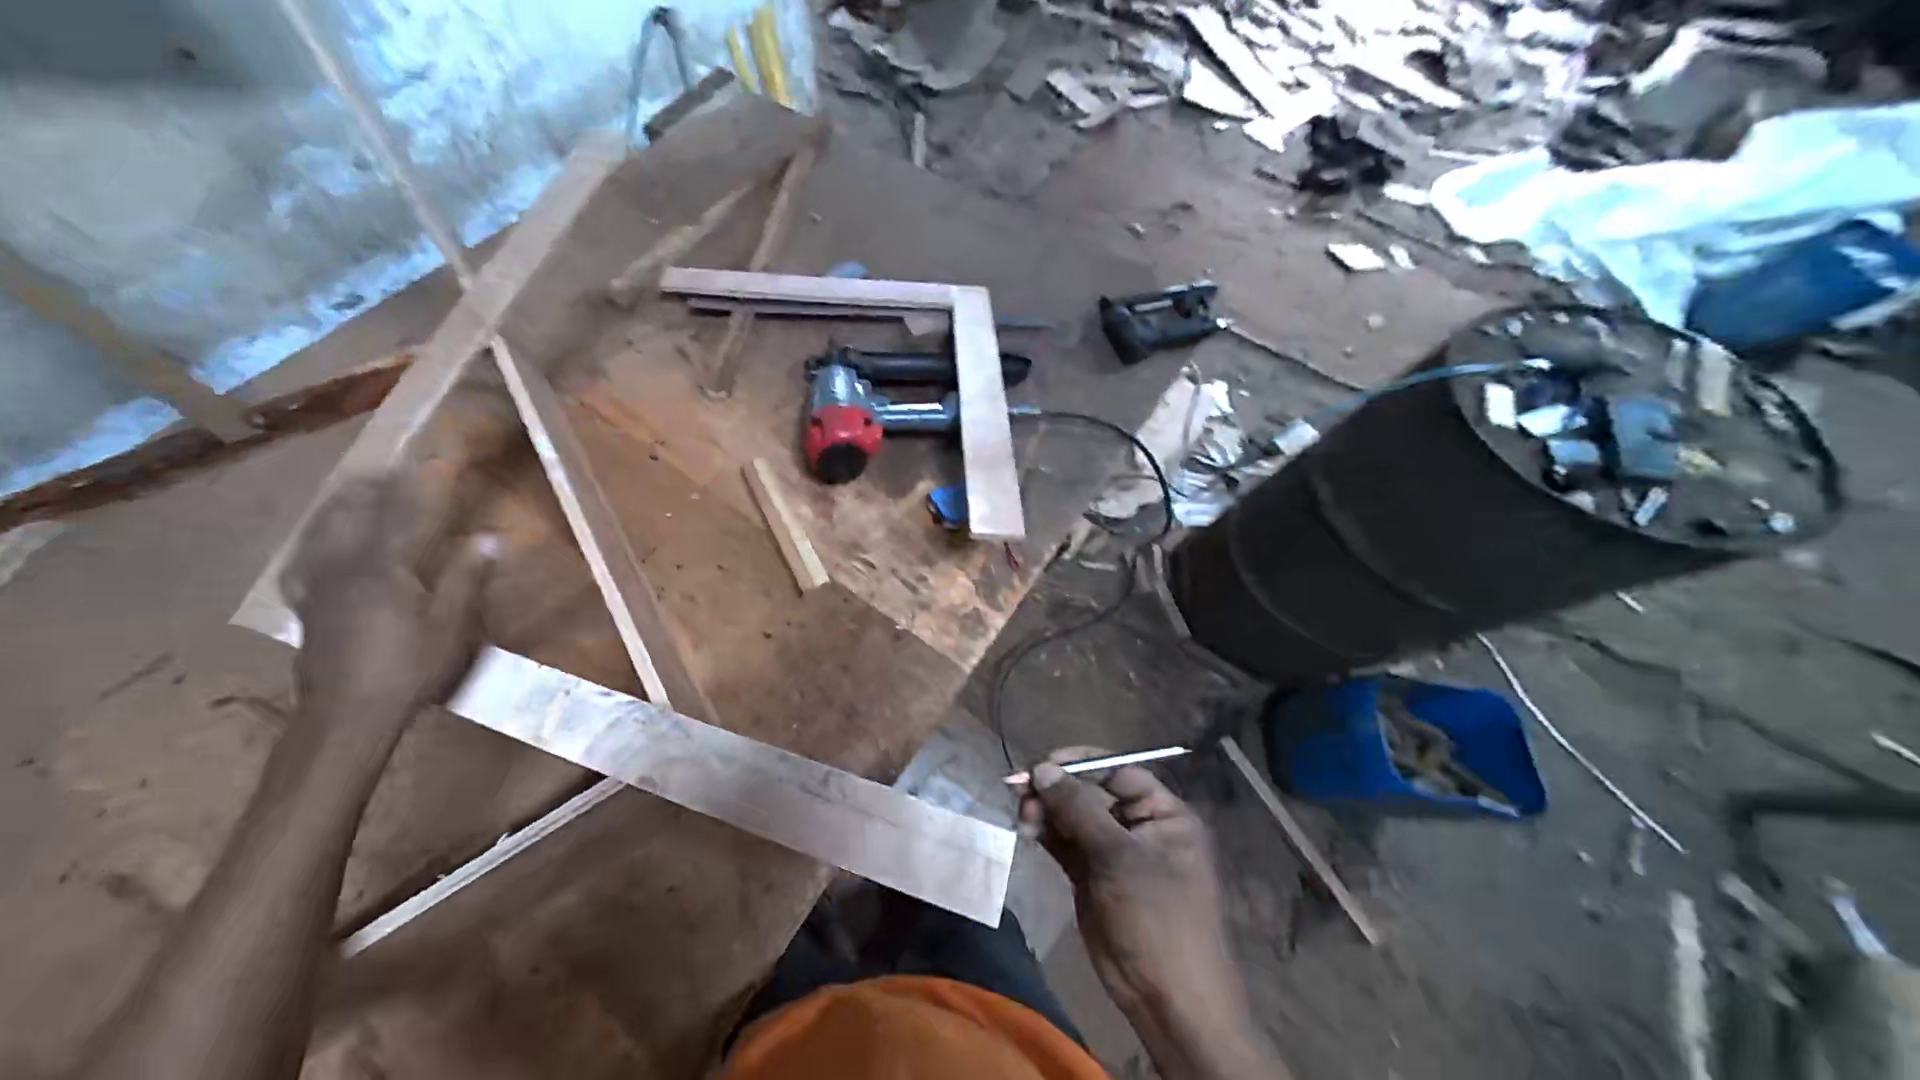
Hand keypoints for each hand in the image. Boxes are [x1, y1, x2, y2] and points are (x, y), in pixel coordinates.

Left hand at [283, 476, 495, 729]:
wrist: (346, 714)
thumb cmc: (408, 669)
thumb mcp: (450, 626)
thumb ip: (466, 578)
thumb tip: (490, 537)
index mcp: (382, 569)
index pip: (403, 513)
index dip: (419, 483)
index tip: (432, 456)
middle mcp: (343, 567)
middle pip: (353, 513)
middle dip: (373, 486)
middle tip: (391, 465)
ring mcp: (317, 586)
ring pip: (323, 531)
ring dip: (342, 504)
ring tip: (355, 487)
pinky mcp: (306, 606)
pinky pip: (304, 561)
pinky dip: (314, 541)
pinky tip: (315, 542)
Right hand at [1020, 749, 1287, 1079]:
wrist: (1167, 998)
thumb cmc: (1157, 917)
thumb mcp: (1120, 857)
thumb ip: (1079, 809)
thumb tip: (1042, 769)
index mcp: (1163, 814)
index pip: (1118, 772)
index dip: (1081, 764)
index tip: (1043, 763)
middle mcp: (1139, 827)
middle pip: (1091, 793)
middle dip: (1057, 789)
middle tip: (1020, 788)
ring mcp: (1114, 853)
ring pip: (1074, 818)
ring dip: (1046, 811)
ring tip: (1022, 814)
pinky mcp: (1092, 876)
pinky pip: (1066, 843)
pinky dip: (1046, 833)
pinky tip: (1026, 828)